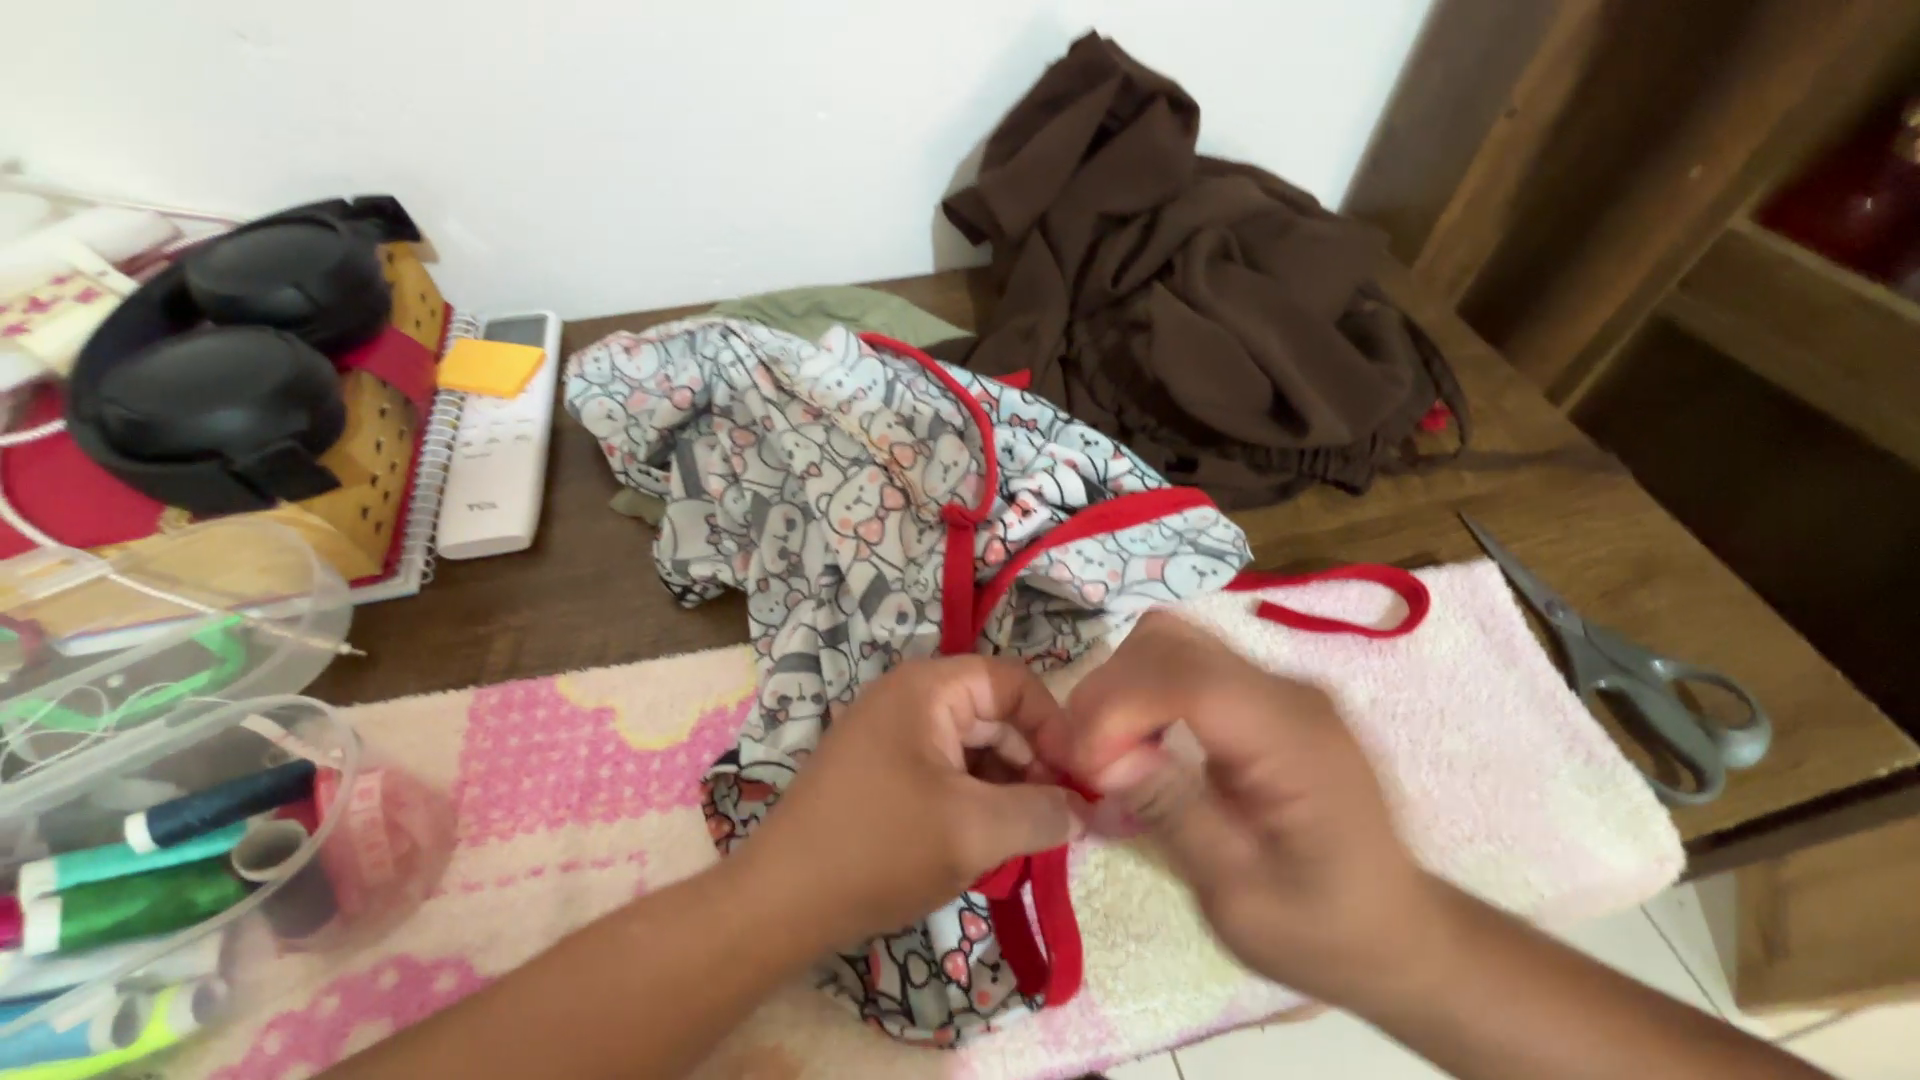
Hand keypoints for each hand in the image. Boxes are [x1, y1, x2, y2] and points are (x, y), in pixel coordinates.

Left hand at [739, 656, 1086, 947]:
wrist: (779, 903)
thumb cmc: (880, 849)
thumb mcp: (976, 832)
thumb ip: (1042, 813)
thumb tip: (1082, 809)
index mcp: (928, 688)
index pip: (1014, 683)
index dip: (1054, 727)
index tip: (1079, 782)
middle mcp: (907, 698)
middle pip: (994, 715)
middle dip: (1031, 763)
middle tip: (1059, 820)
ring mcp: (889, 734)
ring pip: (971, 748)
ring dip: (1004, 788)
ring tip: (1024, 838)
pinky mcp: (879, 771)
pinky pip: (944, 771)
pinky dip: (973, 800)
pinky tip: (984, 842)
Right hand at [1039, 611, 1445, 1009]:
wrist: (1394, 929)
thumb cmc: (1320, 927)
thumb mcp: (1240, 896)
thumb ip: (1174, 815)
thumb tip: (1106, 757)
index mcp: (1292, 739)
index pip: (1188, 679)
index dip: (1118, 706)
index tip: (1083, 766)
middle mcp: (1288, 692)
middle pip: (1170, 642)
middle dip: (1109, 693)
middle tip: (1085, 763)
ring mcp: (1279, 687)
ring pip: (1171, 642)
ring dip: (1121, 688)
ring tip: (1105, 754)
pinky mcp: (1265, 696)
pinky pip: (1186, 664)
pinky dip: (1143, 691)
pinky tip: (1137, 743)